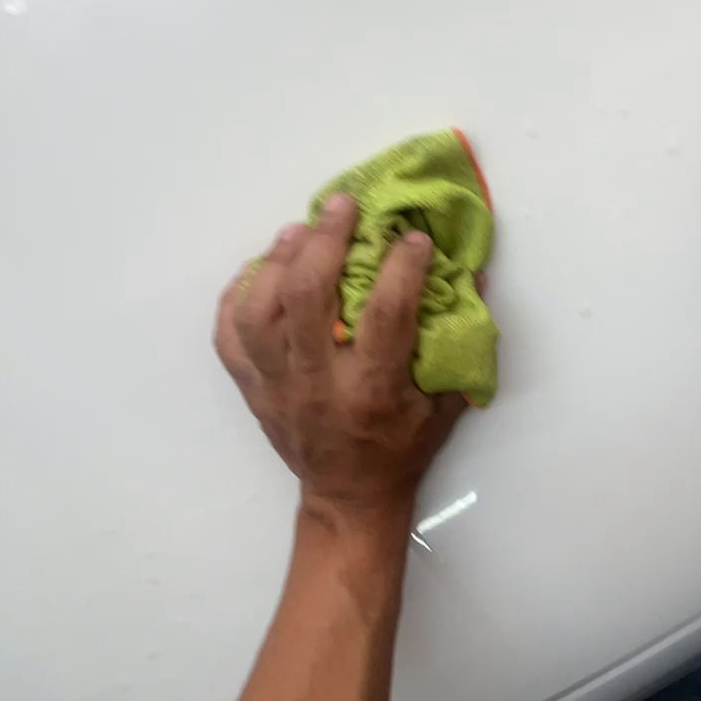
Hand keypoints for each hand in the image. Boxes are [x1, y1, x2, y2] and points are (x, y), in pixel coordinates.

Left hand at [215, 194, 466, 536]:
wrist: (348, 496)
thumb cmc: (404, 447)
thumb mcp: (446, 402)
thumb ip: (459, 341)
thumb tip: (472, 276)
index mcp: (373, 389)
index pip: (386, 315)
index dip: (402, 267)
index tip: (413, 236)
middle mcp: (318, 383)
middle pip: (308, 299)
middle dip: (325, 241)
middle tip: (342, 204)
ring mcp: (276, 385)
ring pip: (260, 312)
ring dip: (278, 261)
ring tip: (298, 229)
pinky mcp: (250, 388)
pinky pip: (228, 334)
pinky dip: (237, 295)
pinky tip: (259, 268)